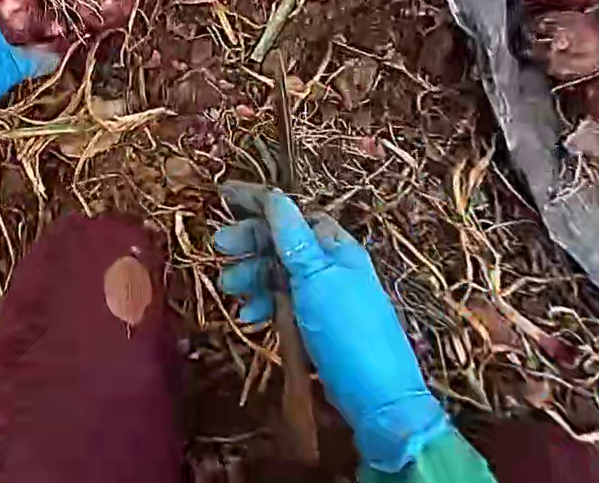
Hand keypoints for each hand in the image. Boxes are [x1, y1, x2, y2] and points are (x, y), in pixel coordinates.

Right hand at [214, 184, 448, 471]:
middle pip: (281, 241)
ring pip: (278, 272)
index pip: (290, 211)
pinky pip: (283, 302)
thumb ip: (292, 237)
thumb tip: (274, 194)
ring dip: (251, 274)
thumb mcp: (315, 278)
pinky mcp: (316, 323)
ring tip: (228, 287)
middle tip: (219, 247)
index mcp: (333, 245)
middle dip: (249, 242)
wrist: (380, 404)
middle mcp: (328, 263)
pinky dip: (264, 304)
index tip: (224, 195)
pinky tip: (249, 316)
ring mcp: (322, 294)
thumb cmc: (348, 332)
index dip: (258, 202)